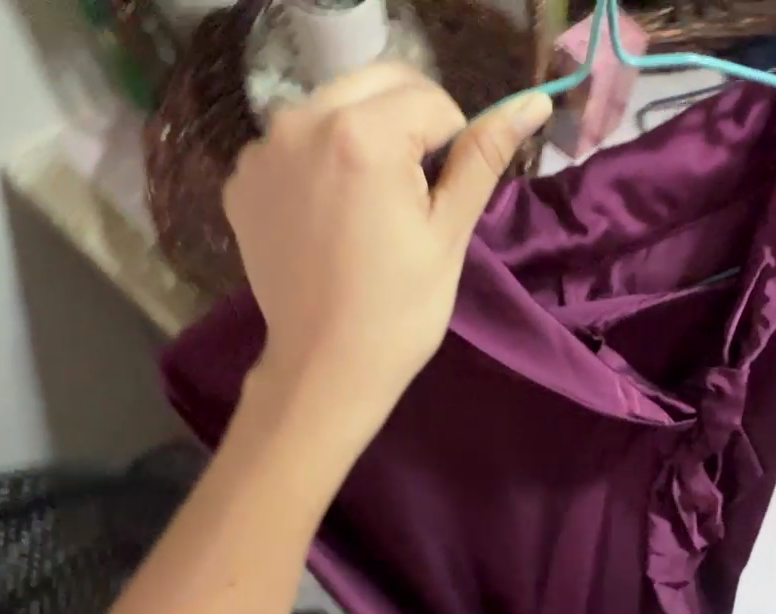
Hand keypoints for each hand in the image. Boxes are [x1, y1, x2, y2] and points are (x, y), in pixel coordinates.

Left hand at [222, 64, 551, 424]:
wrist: (327, 369)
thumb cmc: (401, 310)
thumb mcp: (449, 233)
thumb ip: (483, 158)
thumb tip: (532, 104)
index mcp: (362, 135)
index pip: (430, 99)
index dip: (451, 141)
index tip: (441, 197)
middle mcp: (302, 122)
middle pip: (377, 84)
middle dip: (405, 125)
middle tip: (411, 196)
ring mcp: (263, 150)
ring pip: (333, 108)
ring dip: (361, 137)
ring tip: (367, 209)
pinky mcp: (243, 179)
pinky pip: (294, 144)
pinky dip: (318, 164)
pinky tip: (328, 220)